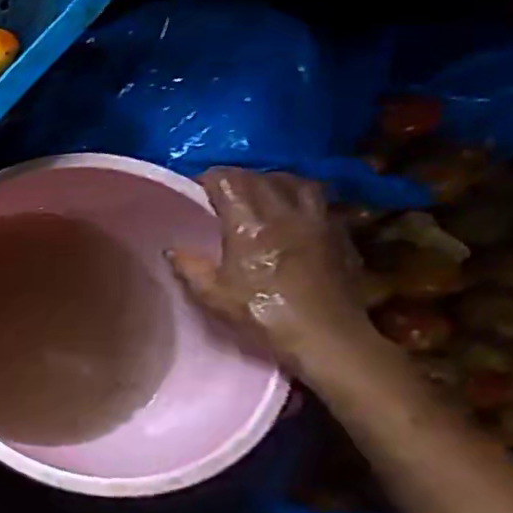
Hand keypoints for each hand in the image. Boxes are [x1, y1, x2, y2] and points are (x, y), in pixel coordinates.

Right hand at [170, 167, 375, 363]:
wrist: (326, 336)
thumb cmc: (262, 314)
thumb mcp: (213, 294)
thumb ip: (190, 267)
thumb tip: (174, 250)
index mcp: (251, 225)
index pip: (229, 180)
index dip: (209, 179)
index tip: (196, 190)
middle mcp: (286, 213)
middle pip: (261, 177)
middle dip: (237, 179)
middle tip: (220, 193)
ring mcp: (318, 220)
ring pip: (295, 181)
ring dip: (273, 182)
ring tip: (259, 195)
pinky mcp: (339, 233)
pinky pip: (317, 200)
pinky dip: (298, 198)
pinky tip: (289, 215)